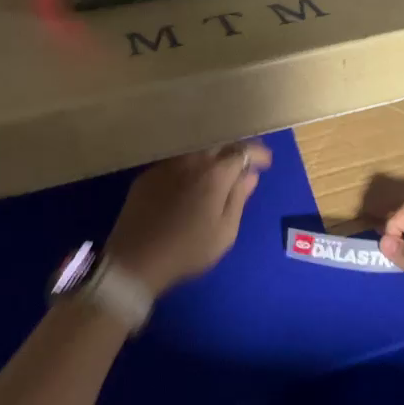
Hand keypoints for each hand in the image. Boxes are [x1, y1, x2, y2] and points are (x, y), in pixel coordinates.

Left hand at [106, 142, 272, 293]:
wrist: (136, 259)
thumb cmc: (189, 250)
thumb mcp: (225, 231)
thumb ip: (239, 198)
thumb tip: (250, 175)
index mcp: (214, 174)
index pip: (242, 151)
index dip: (258, 154)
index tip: (266, 163)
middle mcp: (191, 161)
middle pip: (218, 145)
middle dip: (235, 151)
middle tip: (244, 165)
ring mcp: (166, 166)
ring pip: (195, 151)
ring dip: (211, 157)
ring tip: (218, 173)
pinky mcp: (148, 175)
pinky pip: (176, 162)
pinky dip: (190, 167)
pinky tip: (190, 183)